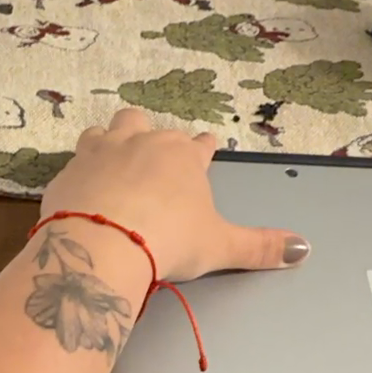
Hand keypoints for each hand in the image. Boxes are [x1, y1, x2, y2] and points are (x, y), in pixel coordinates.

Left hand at [40, 108, 309, 281]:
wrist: (104, 243)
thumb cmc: (168, 239)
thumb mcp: (220, 246)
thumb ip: (259, 247)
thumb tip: (305, 249)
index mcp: (181, 157)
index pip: (198, 146)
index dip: (203, 149)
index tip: (206, 147)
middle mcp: (140, 143)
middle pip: (143, 123)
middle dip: (147, 134)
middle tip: (148, 150)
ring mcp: (98, 154)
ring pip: (103, 131)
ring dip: (107, 141)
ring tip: (109, 155)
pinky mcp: (66, 174)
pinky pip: (71, 164)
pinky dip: (77, 175)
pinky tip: (78, 188)